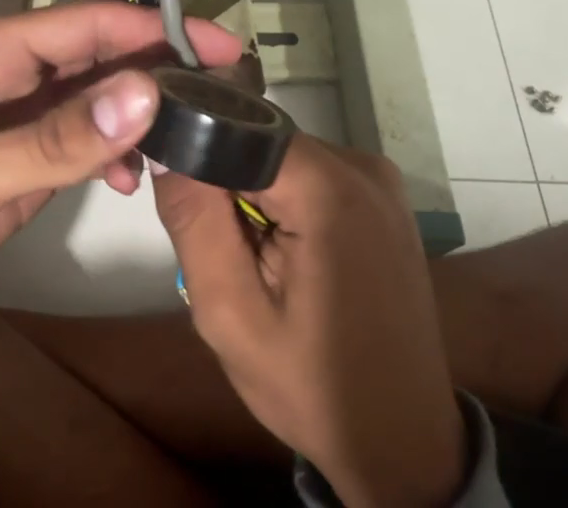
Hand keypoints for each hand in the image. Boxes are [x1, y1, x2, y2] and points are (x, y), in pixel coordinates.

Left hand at [0, 1, 242, 300]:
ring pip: (101, 97)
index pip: (85, 24)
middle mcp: (11, 75)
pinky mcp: (27, 160)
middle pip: (101, 54)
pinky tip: (134, 178)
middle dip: (160, 68)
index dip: (154, 29)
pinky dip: (118, 152)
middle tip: (223, 94)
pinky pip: (88, 141)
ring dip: (144, 112)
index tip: (222, 47)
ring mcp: (22, 119)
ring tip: (189, 140)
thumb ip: (51, 140)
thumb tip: (144, 93)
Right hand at [154, 136, 466, 507]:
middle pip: (262, 144)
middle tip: (219, 251)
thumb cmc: (312, 384)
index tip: (177, 202)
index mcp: (330, 188)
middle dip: (225, 184)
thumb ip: (194, 221)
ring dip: (253, 197)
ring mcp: (382, 182)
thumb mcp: (229, 312)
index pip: (238, 129)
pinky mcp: (385, 201)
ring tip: (252, 262)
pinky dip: (285, 207)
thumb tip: (166, 149)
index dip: (197, 156)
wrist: (400, 439)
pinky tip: (286, 259)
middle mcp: (364, 166)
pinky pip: (312, 180)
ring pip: (283, 162)